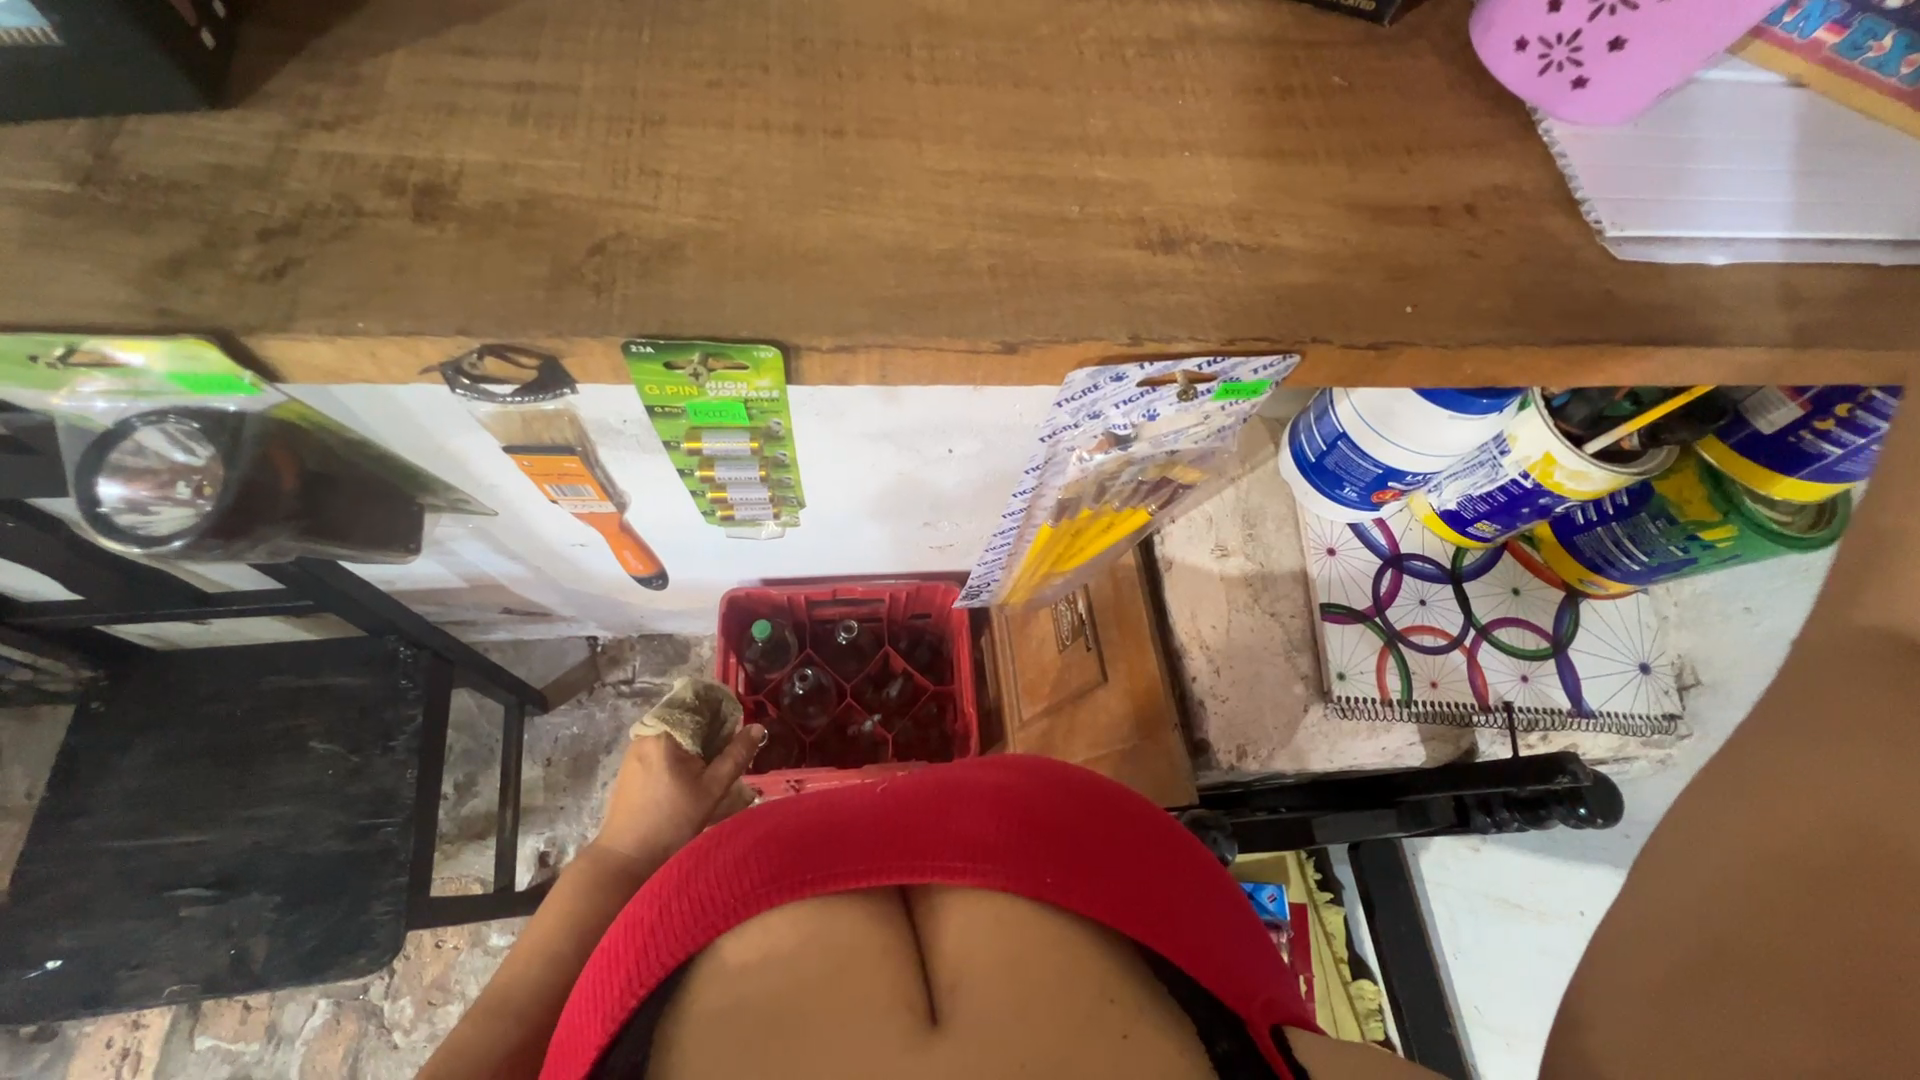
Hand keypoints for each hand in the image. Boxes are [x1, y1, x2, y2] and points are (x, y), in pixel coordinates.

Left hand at [590, 723, 765, 869]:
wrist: (626, 856)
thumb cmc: (672, 822)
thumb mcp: (712, 789)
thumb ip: (736, 755)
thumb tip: (758, 728)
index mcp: (666, 731)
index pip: (701, 702)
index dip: (724, 711)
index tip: (738, 731)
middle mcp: (648, 731)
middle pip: (689, 716)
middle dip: (712, 729)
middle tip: (729, 752)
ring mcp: (636, 746)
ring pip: (677, 731)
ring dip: (698, 741)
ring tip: (713, 766)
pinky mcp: (632, 762)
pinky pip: (664, 744)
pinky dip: (682, 751)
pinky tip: (692, 775)